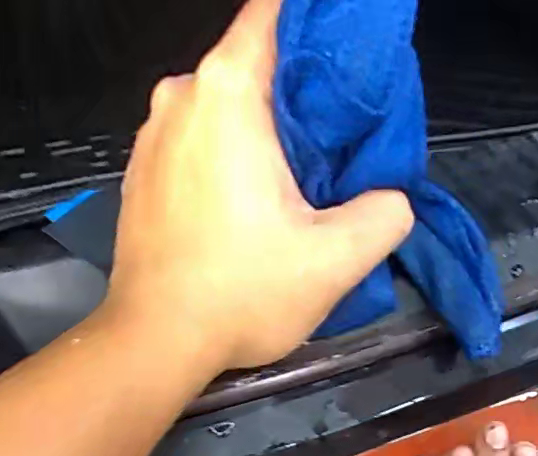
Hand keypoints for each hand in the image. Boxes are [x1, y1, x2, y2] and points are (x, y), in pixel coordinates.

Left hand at [99, 0, 415, 376]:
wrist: (158, 341)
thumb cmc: (244, 293)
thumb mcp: (335, 262)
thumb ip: (383, 217)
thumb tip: (392, 199)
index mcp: (227, 93)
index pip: (279, 15)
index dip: (324, 36)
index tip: (354, 79)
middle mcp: (181, 95)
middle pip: (256, 69)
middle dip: (302, 101)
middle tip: (341, 153)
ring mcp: (153, 136)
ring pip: (226, 112)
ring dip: (266, 138)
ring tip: (299, 189)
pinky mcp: (145, 175)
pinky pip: (199, 147)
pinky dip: (231, 162)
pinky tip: (251, 212)